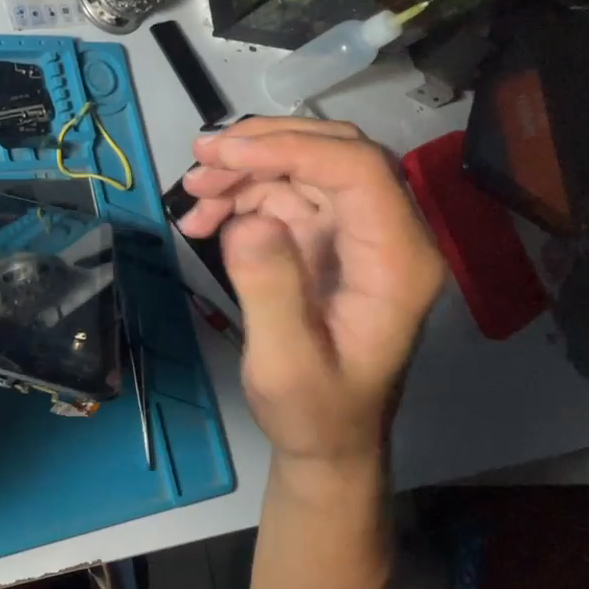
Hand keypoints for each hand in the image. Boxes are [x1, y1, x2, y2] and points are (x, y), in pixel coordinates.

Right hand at [178, 118, 443, 468]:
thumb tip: (245, 222)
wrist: (325, 440)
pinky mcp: (327, 245)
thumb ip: (271, 291)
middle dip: (265, 147)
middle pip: (336, 155)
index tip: (221, 157)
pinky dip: (242, 198)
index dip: (289, 150)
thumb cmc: (313, 411)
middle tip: (199, 161)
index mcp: (396, 261)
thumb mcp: (284, 362)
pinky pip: (286, 198)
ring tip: (191, 196)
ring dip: (246, 172)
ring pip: (306, 170)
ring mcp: (356, 238)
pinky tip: (206, 220)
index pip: (356, 171)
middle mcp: (386, 237)